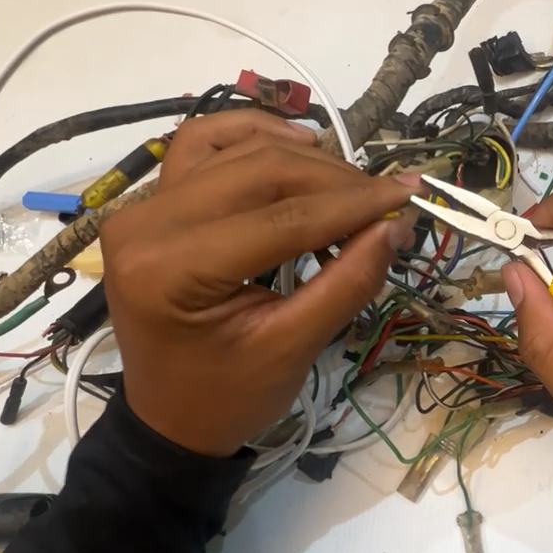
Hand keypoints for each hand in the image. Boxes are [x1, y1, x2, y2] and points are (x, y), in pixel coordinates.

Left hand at [101, 112, 413, 455]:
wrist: (172, 417)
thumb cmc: (229, 396)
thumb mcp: (293, 348)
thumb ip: (346, 283)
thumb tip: (396, 224)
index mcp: (171, 269)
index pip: (282, 218)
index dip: (353, 204)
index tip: (410, 196)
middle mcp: (146, 222)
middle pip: (260, 170)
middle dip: (336, 181)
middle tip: (391, 200)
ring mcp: (143, 207)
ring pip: (237, 149)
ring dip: (305, 159)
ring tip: (356, 187)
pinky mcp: (152, 203)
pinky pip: (203, 145)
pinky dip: (252, 134)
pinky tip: (297, 142)